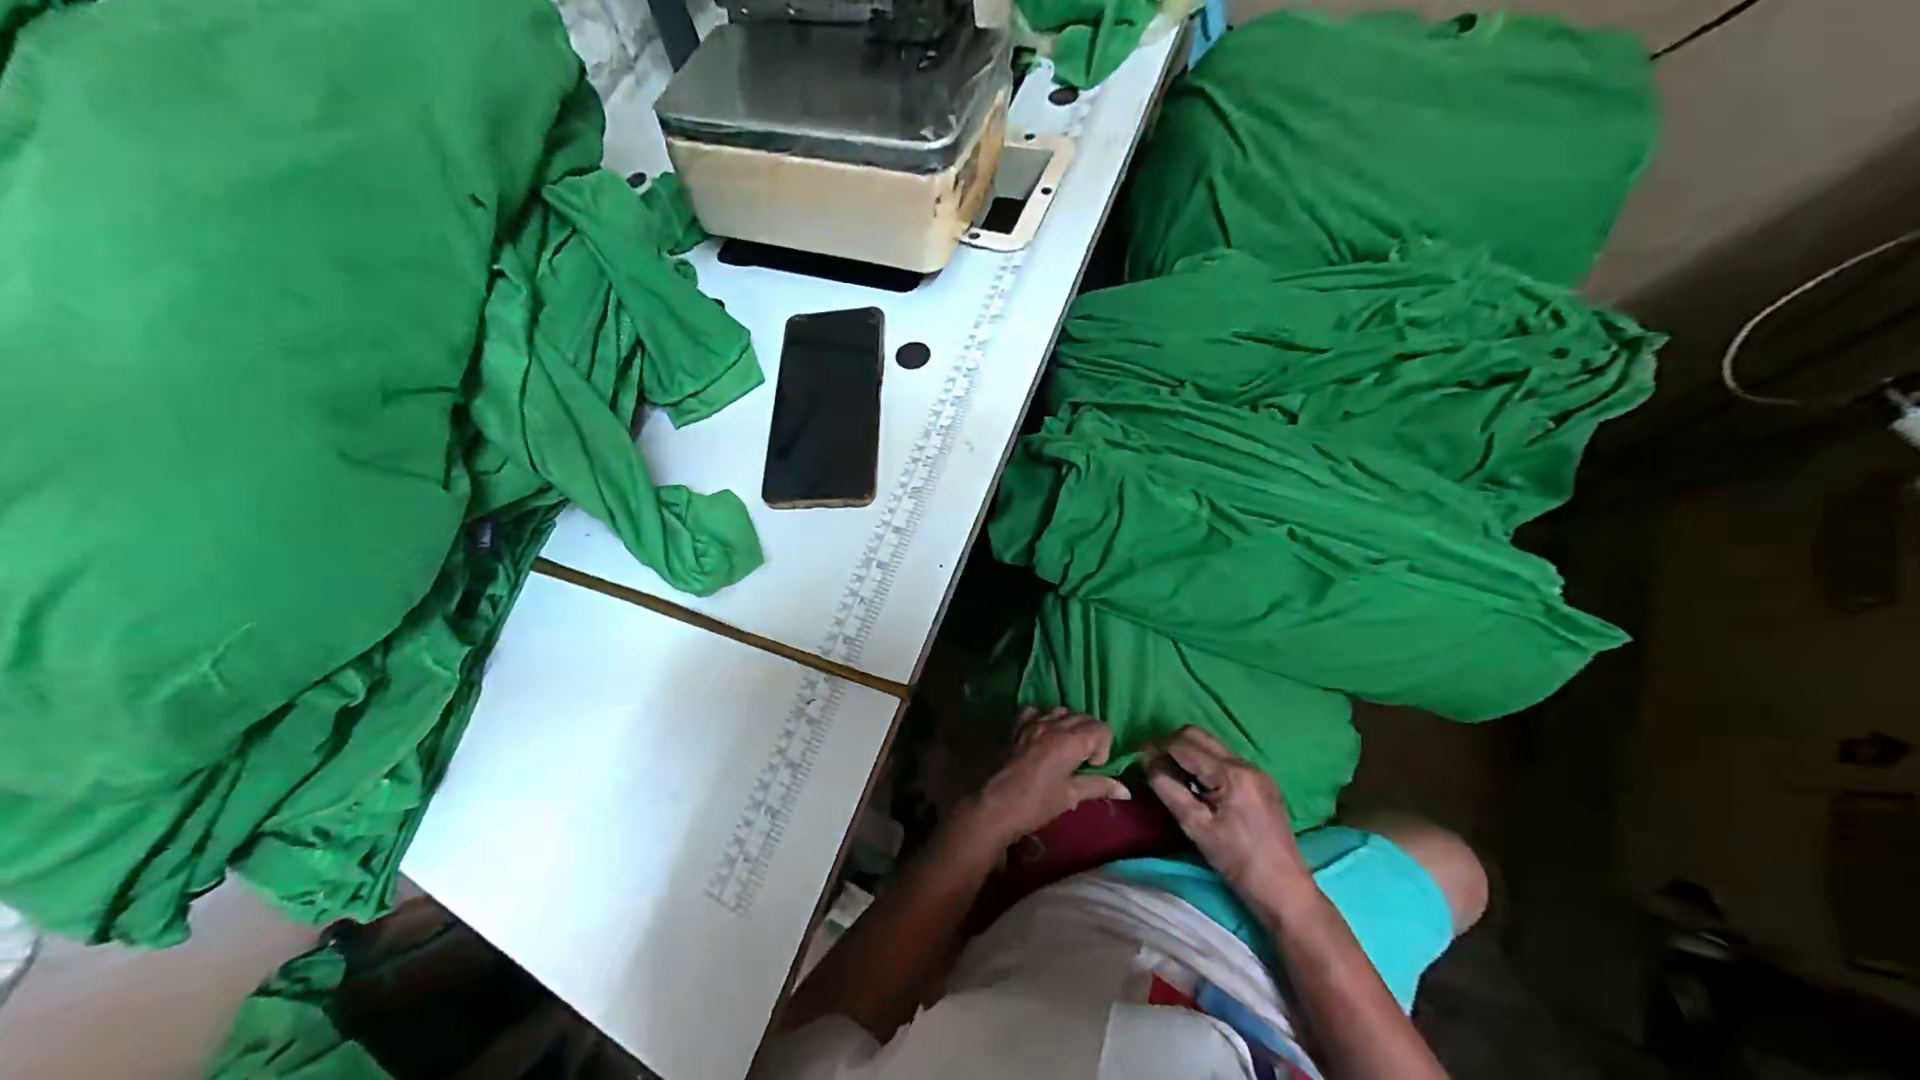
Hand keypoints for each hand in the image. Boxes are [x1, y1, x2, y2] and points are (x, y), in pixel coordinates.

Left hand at [960, 707, 1130, 847]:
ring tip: (1064, 750)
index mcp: (1071, 740)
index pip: (1102, 727)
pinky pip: (1035, 711)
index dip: (1104, 746)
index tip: (1093, 766)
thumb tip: (1126, 790)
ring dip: (1069, 725)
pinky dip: (1043, 719)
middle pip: (1084, 717)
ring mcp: (1032, 722)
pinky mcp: (1016, 727)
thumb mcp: (1070, 796)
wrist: (993, 806)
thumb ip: (1098, 786)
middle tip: (1083, 761)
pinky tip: (1041, 737)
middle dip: (1090, 736)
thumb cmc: (1036, 804)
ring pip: (1061, 711)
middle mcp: (1053, 724)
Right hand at [1145, 726, 1313, 904]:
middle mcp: (1245, 764)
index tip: (1137, 755)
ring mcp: (1257, 772)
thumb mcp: (1195, 827)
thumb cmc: (1236, 861)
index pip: (1184, 744)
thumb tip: (1147, 760)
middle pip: (1199, 735)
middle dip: (1172, 744)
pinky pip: (1225, 760)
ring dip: (1188, 753)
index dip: (1157, 747)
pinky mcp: (1261, 782)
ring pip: (1212, 746)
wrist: (1284, 889)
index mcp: (1230, 774)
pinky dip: (1205, 764)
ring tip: (1172, 776)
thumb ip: (1168, 789)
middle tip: (1153, 763)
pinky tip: (1197, 787)